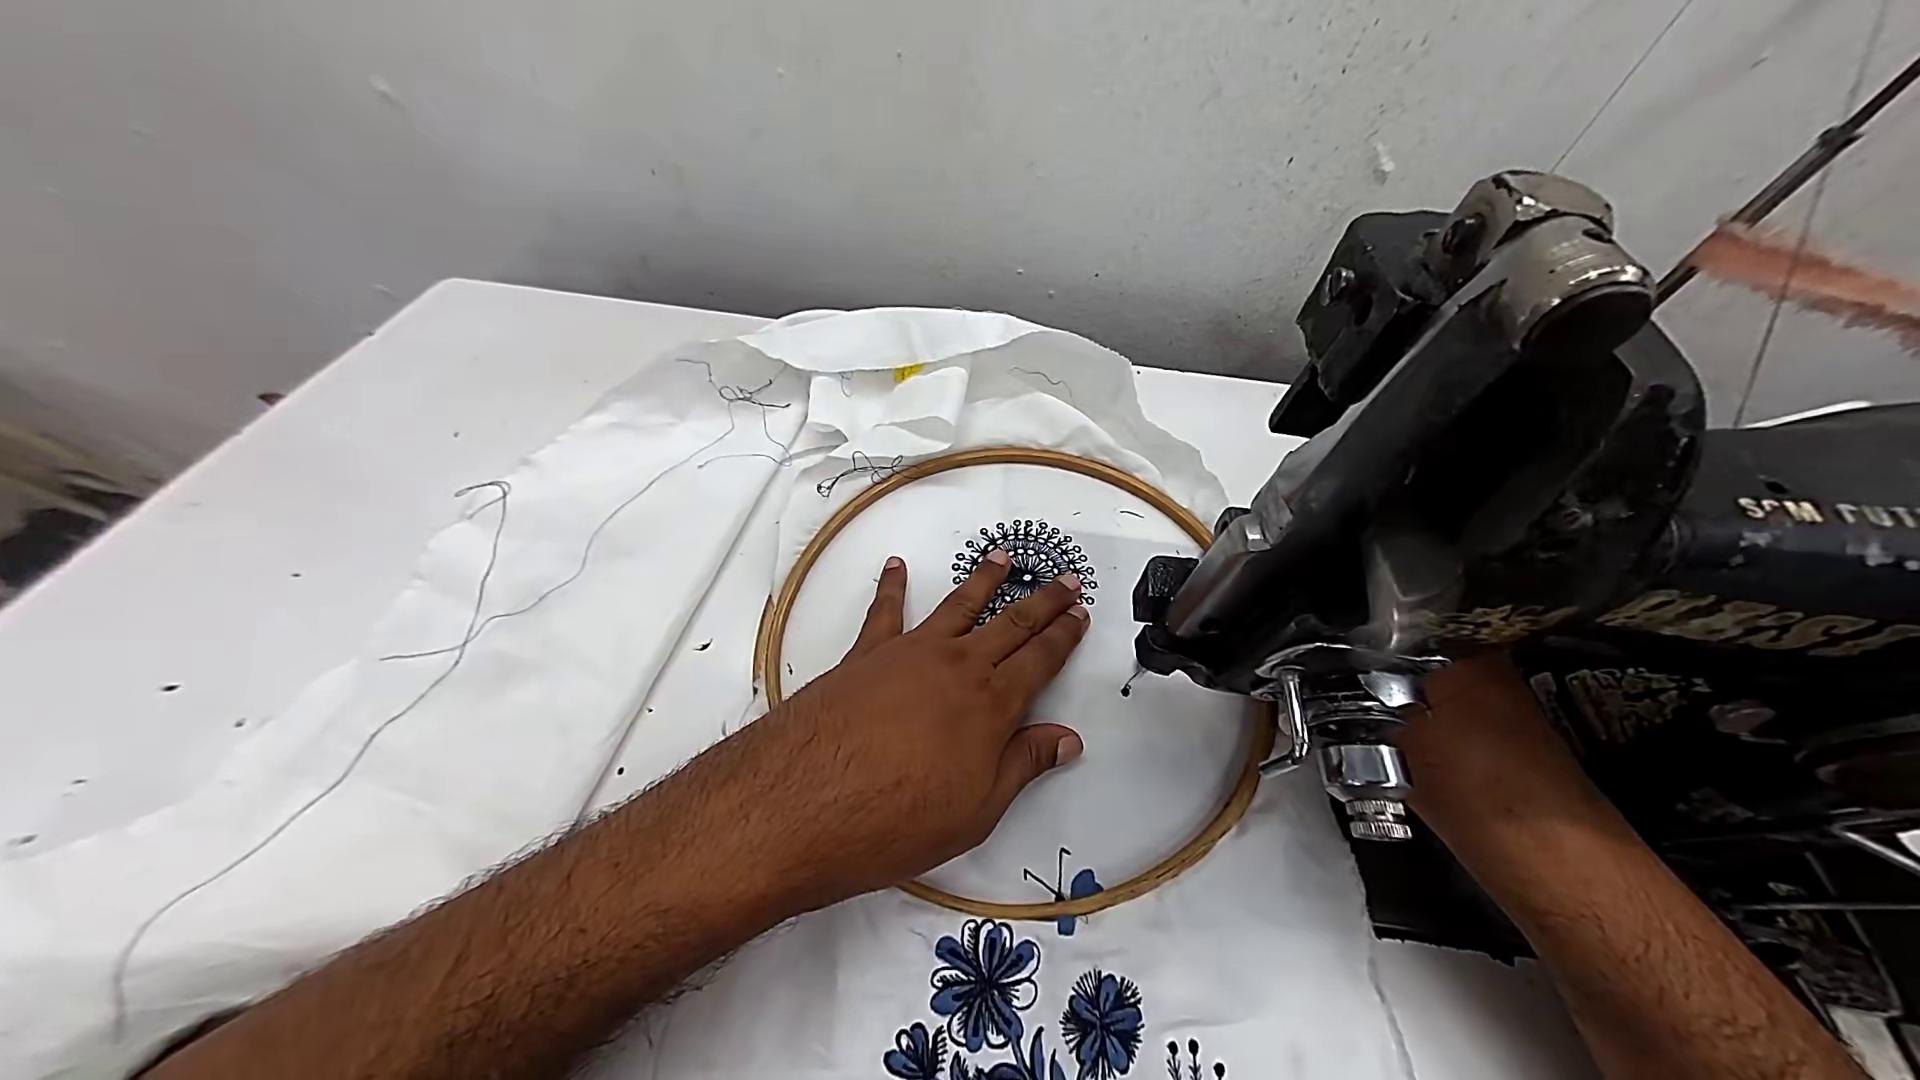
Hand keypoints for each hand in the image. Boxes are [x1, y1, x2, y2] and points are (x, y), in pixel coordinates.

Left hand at [697, 551, 1090, 910]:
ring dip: (984, 579)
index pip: (1040, 659)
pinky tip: (896, 567)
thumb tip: (1065, 739)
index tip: (1078, 616)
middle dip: (1043, 601)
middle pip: (1011, 622)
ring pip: (959, 604)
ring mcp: (910, 653)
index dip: (1063, 636)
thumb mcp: (975, 810)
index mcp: (990, 704)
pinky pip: (884, 610)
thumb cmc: (894, 818)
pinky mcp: (866, 653)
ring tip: (1002, 558)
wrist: (805, 802)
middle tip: (1064, 582)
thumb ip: (1022, 765)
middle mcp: (956, 666)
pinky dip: (891, 585)